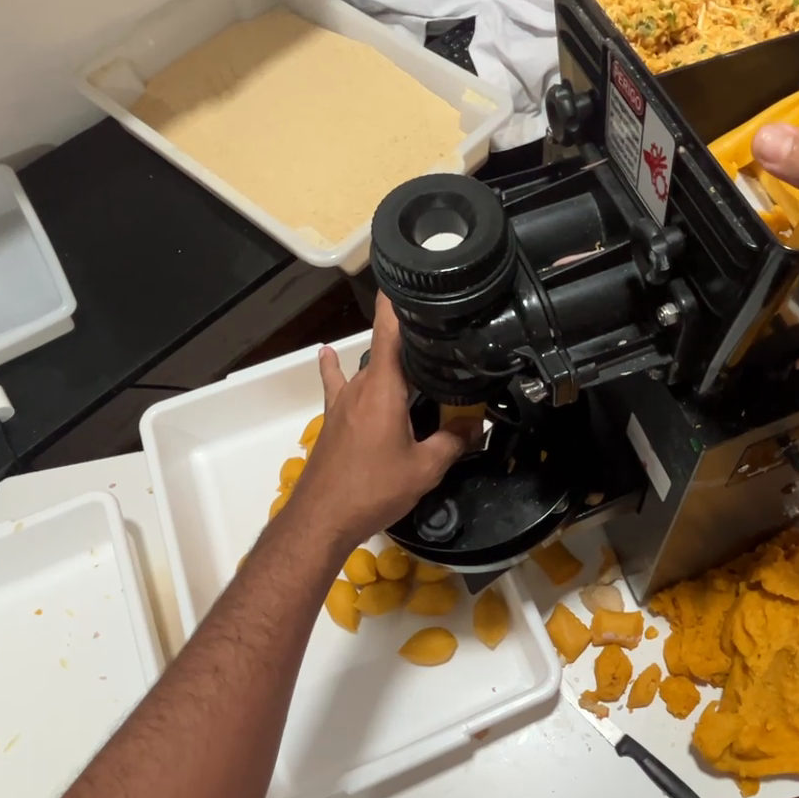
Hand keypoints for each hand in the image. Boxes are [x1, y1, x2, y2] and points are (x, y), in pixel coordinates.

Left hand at [285, 294, 470, 547]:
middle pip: (386, 350)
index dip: (399, 303)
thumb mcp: (425, 469)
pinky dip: (339, 368)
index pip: (390, 331)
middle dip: (412, 342)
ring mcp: (342, 401)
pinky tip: (329, 354)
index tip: (408, 279)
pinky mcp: (334, 418)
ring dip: (389, 362)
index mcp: (384, 388)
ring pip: (369, 369)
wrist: (322, 518)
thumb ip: (453, 442)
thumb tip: (476, 426)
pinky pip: (340, 384)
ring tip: (412, 356)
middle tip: (442, 341)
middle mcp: (361, 386)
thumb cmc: (373, 489)